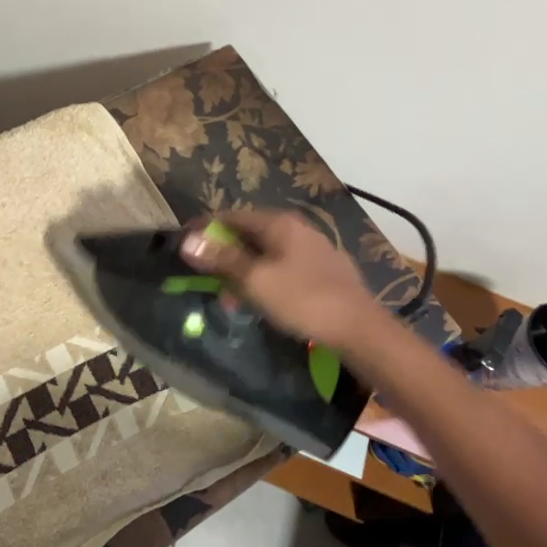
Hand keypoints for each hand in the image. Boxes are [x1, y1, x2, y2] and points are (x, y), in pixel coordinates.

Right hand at [180, 209, 388, 352]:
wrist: (360, 330)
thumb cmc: (302, 300)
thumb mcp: (255, 280)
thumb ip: (221, 259)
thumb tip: (187, 240)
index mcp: (279, 223)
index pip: (231, 216)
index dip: (206, 229)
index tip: (186, 246)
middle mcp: (298, 228)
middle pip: (250, 235)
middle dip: (225, 255)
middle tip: (209, 280)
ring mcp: (315, 249)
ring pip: (268, 254)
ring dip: (245, 272)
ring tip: (235, 298)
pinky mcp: (326, 271)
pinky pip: (285, 267)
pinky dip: (266, 279)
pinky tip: (266, 301)